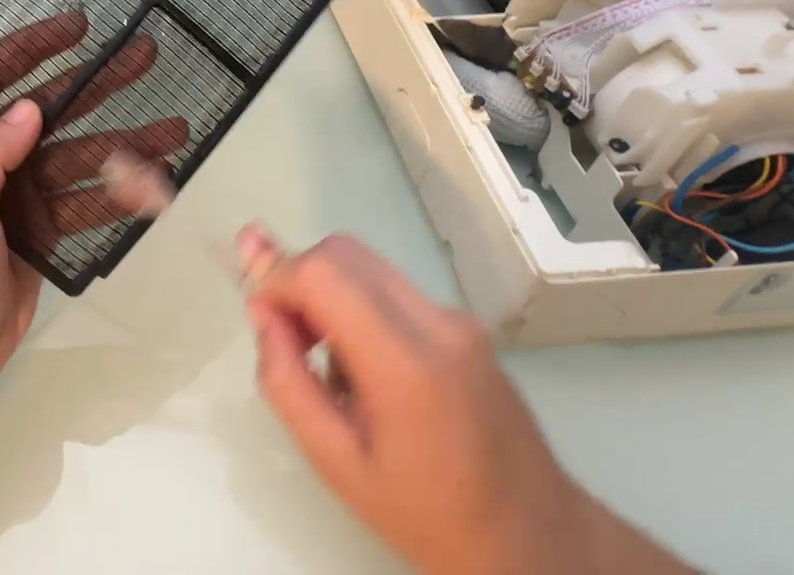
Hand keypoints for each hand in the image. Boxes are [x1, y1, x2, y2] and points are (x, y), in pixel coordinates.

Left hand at [0, 12, 189, 414]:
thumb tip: (29, 107)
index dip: (28, 47)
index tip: (77, 27)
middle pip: (46, 111)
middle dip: (95, 85)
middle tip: (145, 56)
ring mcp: (16, 198)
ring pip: (75, 157)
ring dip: (123, 144)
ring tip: (176, 129)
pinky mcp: (39, 231)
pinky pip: (82, 201)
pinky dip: (116, 194)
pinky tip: (155, 185)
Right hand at [240, 226, 687, 574]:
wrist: (537, 539)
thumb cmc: (428, 513)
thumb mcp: (336, 462)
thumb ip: (287, 381)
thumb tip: (262, 312)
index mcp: (405, 363)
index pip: (322, 272)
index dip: (275, 275)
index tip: (256, 311)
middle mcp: (437, 322)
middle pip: (342, 252)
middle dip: (299, 278)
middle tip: (286, 337)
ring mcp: (458, 319)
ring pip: (366, 266)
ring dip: (328, 293)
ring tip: (329, 364)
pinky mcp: (467, 324)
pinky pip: (392, 289)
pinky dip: (359, 305)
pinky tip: (366, 368)